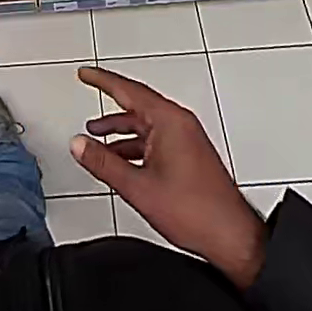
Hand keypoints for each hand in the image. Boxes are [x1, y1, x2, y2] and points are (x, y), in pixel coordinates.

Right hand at [71, 66, 266, 288]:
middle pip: (136, 104)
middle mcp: (179, 123)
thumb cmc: (197, 211)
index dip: (102, 80)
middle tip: (91, 90)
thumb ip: (104, 163)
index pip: (128, 90)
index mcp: (169, 120)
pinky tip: (121, 159)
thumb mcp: (138, 186)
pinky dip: (134, 143)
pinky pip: (154, 138)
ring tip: (97, 135)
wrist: (232, 236)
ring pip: (145, 123)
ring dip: (120, 128)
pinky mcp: (188, 152)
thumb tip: (80, 144)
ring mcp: (185, 137)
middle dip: (109, 103)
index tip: (86, 74)